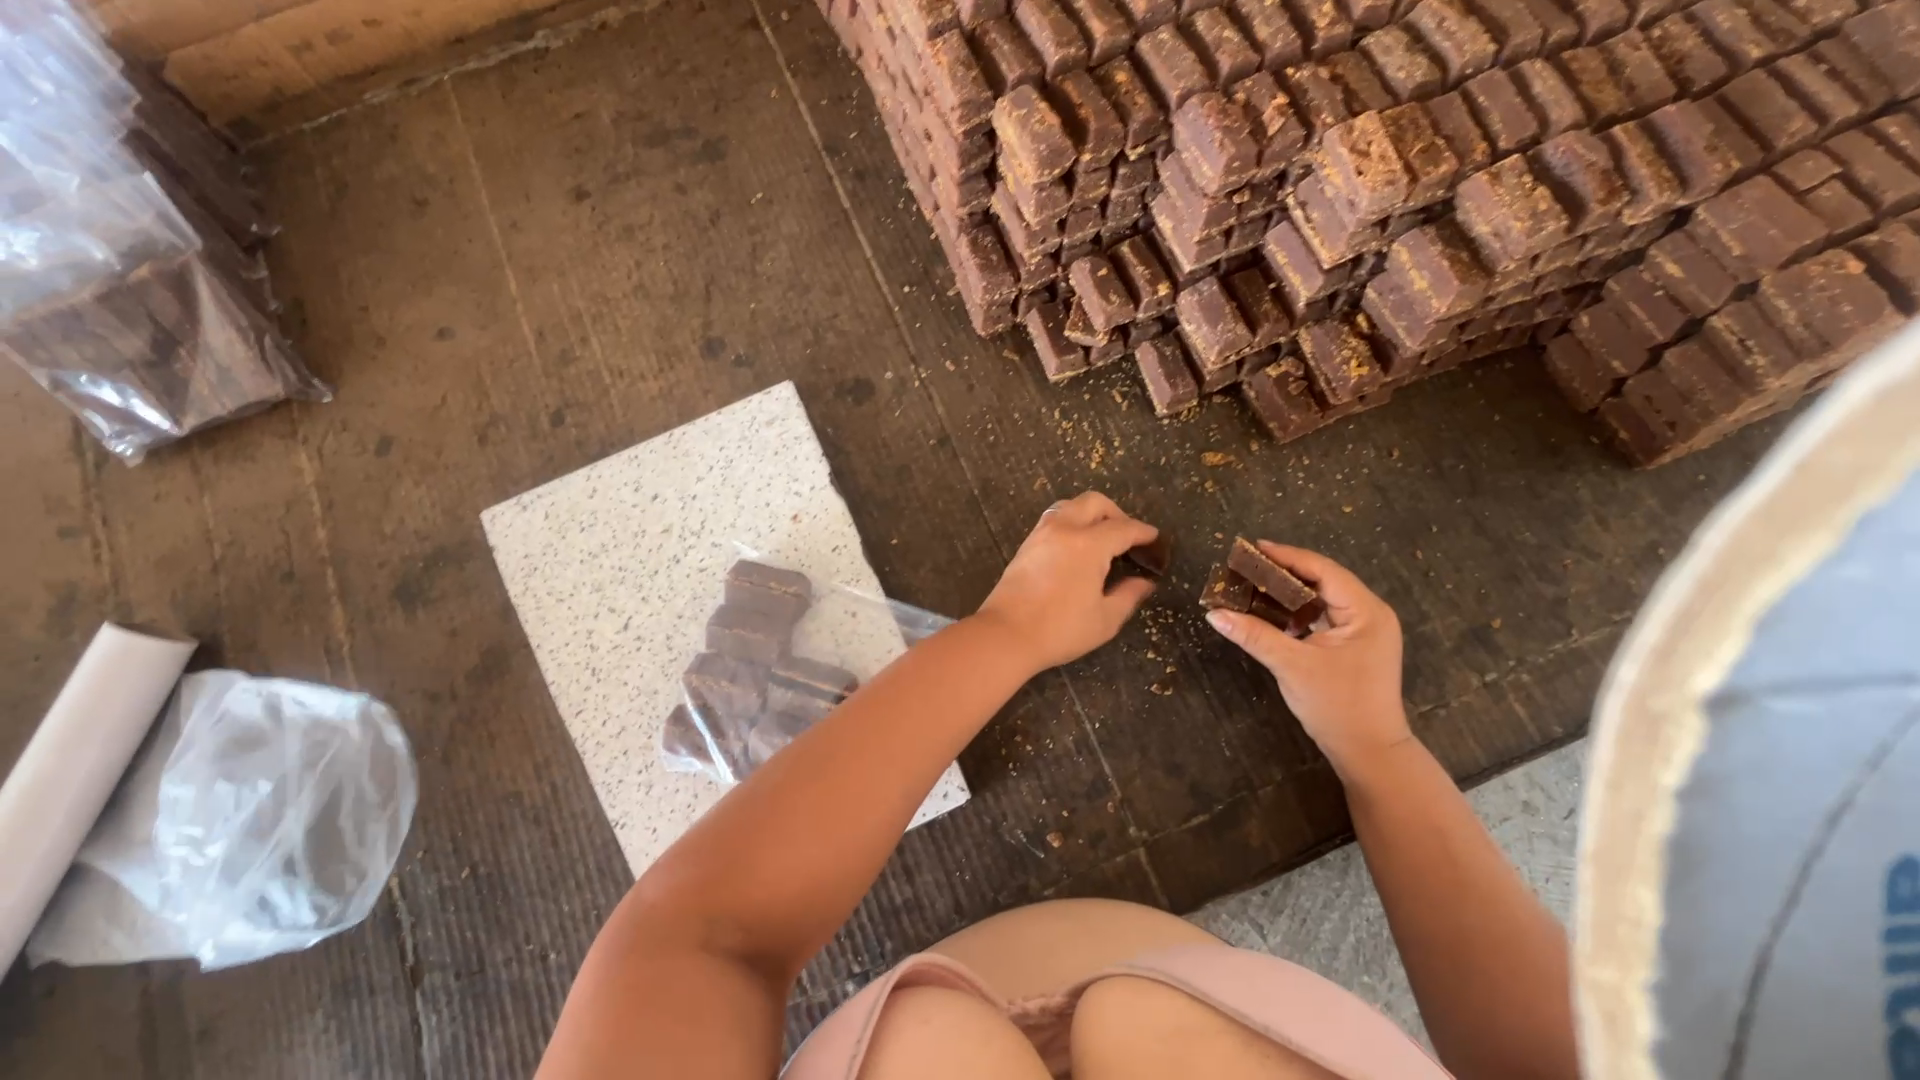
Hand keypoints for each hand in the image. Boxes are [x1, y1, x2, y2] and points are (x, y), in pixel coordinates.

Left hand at [974, 492, 1158, 672]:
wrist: (1005, 634)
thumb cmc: (1060, 630)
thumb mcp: (1105, 619)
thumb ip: (1128, 595)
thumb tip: (1145, 583)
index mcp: (1089, 544)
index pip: (1124, 528)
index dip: (1143, 533)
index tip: (1155, 539)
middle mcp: (1064, 529)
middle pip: (1095, 503)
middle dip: (1117, 514)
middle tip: (1129, 537)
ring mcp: (1041, 534)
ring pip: (1070, 506)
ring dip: (1091, 514)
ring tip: (1102, 538)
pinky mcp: (1026, 545)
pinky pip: (1054, 519)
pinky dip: (1072, 522)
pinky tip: (1077, 546)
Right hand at [1205, 542, 1410, 780]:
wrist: (1369, 752)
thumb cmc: (1337, 705)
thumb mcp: (1291, 666)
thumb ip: (1254, 635)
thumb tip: (1214, 613)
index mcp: (1365, 611)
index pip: (1323, 571)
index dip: (1288, 557)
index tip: (1254, 547)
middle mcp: (1370, 614)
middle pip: (1323, 581)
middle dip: (1285, 573)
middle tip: (1248, 565)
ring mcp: (1365, 632)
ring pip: (1323, 600)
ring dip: (1290, 593)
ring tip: (1254, 584)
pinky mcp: (1355, 647)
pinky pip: (1324, 618)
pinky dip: (1298, 613)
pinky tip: (1272, 613)